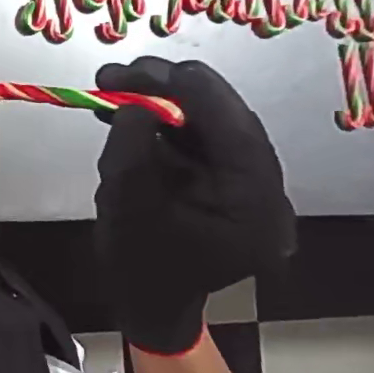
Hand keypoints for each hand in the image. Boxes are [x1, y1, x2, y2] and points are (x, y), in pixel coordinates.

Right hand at [93, 57, 294, 353]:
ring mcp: (241, 182)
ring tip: (112, 85)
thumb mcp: (128, 211)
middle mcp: (261, 187)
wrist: (147, 305)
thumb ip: (131, 155)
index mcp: (255, 204)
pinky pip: (191, 139)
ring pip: (205, 123)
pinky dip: (157, 123)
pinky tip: (124, 111)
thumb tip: (132, 105)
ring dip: (159, 102)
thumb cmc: (140, 269)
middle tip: (119, 73)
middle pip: (222, 119)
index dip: (190, 92)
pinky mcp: (217, 179)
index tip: (146, 68)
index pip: (234, 129)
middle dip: (169, 91)